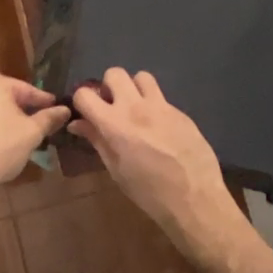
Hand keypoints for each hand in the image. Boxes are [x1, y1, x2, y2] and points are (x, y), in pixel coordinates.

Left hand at [0, 71, 71, 186]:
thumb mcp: (31, 133)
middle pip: (5, 98)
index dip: (43, 101)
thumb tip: (64, 109)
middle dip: (21, 111)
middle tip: (37, 125)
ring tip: (16, 136)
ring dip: (3, 120)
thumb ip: (49, 118)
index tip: (56, 109)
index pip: (26, 90)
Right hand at [70, 69, 252, 266]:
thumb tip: (78, 123)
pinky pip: (162, 97)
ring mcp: (162, 106)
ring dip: (134, 88)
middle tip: (112, 107)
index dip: (81, 101)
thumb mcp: (116, 169)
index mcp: (114, 124)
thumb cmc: (148, 192)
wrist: (194, 198)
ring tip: (136, 109)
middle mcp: (136, 107)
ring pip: (141, 76)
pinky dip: (154, 105)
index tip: (86, 112)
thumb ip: (97, 140)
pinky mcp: (180, 111)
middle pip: (115, 73)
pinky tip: (159, 128)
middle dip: (108, 87)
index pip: (85, 94)